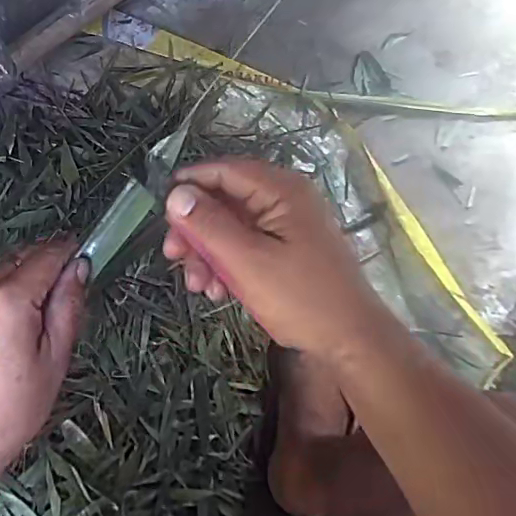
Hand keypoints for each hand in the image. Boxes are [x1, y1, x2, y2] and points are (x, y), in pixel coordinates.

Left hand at [0, 240, 87, 479]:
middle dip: (53, 258)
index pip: (48, 256)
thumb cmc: (16, 405)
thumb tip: (79, 267)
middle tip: (77, 282)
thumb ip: (68, 305)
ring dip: (35, 269)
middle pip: (26, 255)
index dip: (71, 252)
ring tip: (57, 299)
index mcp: (11, 297)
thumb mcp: (55, 356)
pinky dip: (18, 282)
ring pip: (11, 266)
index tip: (92, 257)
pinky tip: (32, 310)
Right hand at [163, 158, 389, 356]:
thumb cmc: (301, 299)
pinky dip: (226, 263)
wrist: (354, 344)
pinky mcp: (288, 249)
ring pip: (232, 225)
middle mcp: (285, 199)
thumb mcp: (247, 262)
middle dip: (196, 228)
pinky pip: (247, 244)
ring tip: (196, 284)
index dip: (189, 184)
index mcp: (281, 190)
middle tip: (172, 255)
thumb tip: (175, 194)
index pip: (224, 170)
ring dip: (207, 251)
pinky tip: (216, 290)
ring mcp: (288, 224)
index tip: (161, 209)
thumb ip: (208, 224)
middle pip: (225, 199)